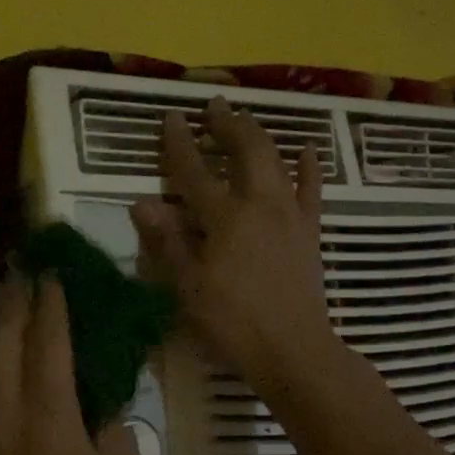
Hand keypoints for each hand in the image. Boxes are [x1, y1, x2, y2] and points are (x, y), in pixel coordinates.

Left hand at [0, 275, 137, 454]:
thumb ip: (112, 425)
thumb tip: (105, 395)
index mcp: (49, 415)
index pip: (47, 344)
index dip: (50, 305)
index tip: (53, 272)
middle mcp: (8, 410)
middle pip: (3, 340)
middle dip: (12, 301)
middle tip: (24, 269)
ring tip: (6, 294)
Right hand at [131, 96, 334, 384]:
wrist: (293, 350)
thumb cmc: (232, 324)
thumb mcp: (188, 289)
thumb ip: (168, 243)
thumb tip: (142, 202)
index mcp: (223, 219)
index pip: (194, 172)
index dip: (179, 143)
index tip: (171, 116)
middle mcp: (259, 205)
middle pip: (245, 151)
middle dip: (228, 124)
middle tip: (215, 105)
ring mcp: (290, 216)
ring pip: (277, 162)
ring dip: (260, 136)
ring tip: (247, 120)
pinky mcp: (310, 232)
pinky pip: (312, 190)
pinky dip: (309, 167)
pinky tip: (307, 150)